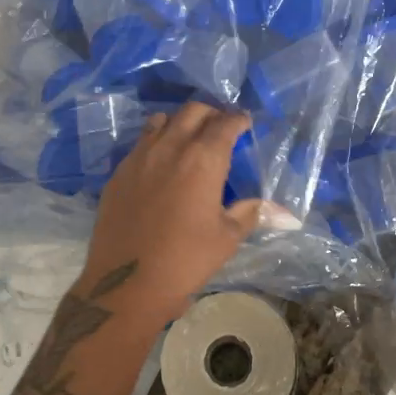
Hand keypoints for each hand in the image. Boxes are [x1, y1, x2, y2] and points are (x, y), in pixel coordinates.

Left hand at [80, 102, 263, 324]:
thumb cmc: (186, 260)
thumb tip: (277, 209)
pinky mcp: (118, 172)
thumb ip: (249, 213)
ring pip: (161, 121)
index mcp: (203, 159)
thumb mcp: (227, 238)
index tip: (245, 123)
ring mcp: (139, 157)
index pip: (224, 123)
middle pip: (192, 112)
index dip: (238, 120)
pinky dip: (156, 142)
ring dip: (180, 123)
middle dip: (211, 114)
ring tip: (188, 139)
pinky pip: (140, 143)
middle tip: (220, 128)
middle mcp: (170, 147)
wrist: (127, 282)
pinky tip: (161, 163)